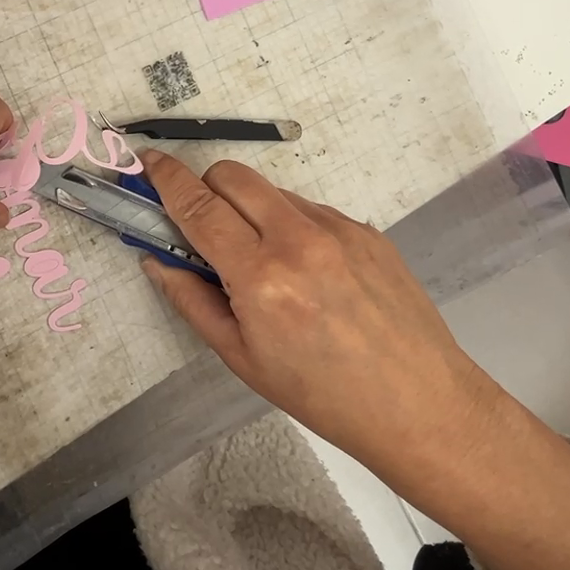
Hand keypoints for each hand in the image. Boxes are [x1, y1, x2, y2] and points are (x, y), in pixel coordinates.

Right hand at [137, 150, 500, 465]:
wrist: (424, 408)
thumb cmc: (322, 394)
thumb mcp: (240, 357)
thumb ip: (190, 299)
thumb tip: (154, 259)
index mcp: (261, 277)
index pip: (198, 206)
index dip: (165, 178)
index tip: (146, 161)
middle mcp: (299, 241)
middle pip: (232, 176)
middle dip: (206, 188)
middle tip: (207, 228)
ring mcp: (339, 230)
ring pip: (270, 190)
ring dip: (249, 209)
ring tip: (267, 262)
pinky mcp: (366, 231)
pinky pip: (309, 209)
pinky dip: (290, 226)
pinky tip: (309, 273)